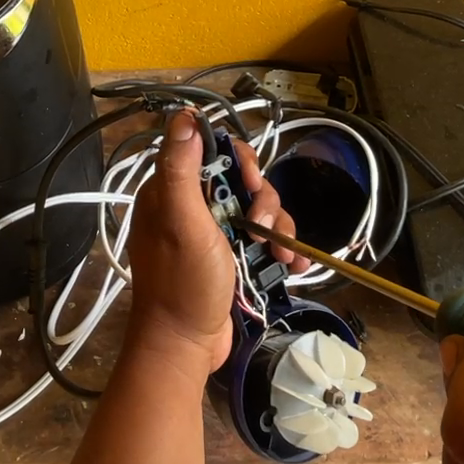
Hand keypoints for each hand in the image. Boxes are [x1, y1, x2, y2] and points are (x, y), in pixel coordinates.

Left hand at [125, 111, 303, 376]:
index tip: (251, 180)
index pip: (209, 150)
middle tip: (262, 225)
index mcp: (171, 191)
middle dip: (262, 199)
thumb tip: (182, 116)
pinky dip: (281, 247)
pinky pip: (264, 238)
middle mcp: (191, 207)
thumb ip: (181, 168)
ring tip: (278, 252)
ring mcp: (213, 233)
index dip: (237, 158)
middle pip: (240, 179)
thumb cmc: (183, 283)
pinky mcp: (232, 256)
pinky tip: (292, 263)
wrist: (186, 346)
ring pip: (258, 208)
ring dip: (277, 226)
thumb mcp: (181, 221)